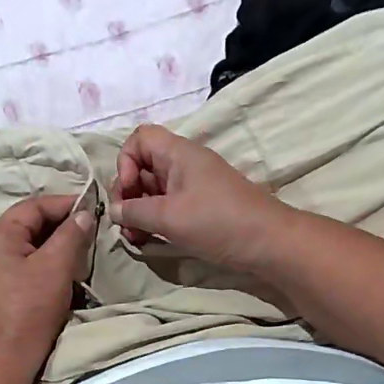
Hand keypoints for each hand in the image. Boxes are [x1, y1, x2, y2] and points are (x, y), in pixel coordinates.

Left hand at [0, 194, 96, 363]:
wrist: (10, 352)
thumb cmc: (32, 306)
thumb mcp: (56, 265)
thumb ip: (71, 234)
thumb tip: (85, 213)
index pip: (34, 206)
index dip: (65, 204)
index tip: (94, 207)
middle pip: (29, 221)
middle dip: (61, 222)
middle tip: (91, 226)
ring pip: (28, 238)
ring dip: (55, 239)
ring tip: (82, 242)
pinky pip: (23, 255)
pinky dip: (45, 254)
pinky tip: (64, 261)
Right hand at [113, 123, 295, 270]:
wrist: (268, 243)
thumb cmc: (217, 222)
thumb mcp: (168, 217)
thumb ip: (134, 212)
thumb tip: (114, 211)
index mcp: (178, 154)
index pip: (140, 139)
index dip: (125, 162)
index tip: (128, 192)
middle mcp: (184, 165)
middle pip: (142, 167)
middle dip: (127, 195)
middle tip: (126, 224)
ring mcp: (193, 187)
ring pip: (152, 191)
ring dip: (138, 213)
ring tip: (136, 238)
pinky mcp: (199, 209)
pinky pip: (167, 207)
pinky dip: (154, 221)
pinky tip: (149, 241)